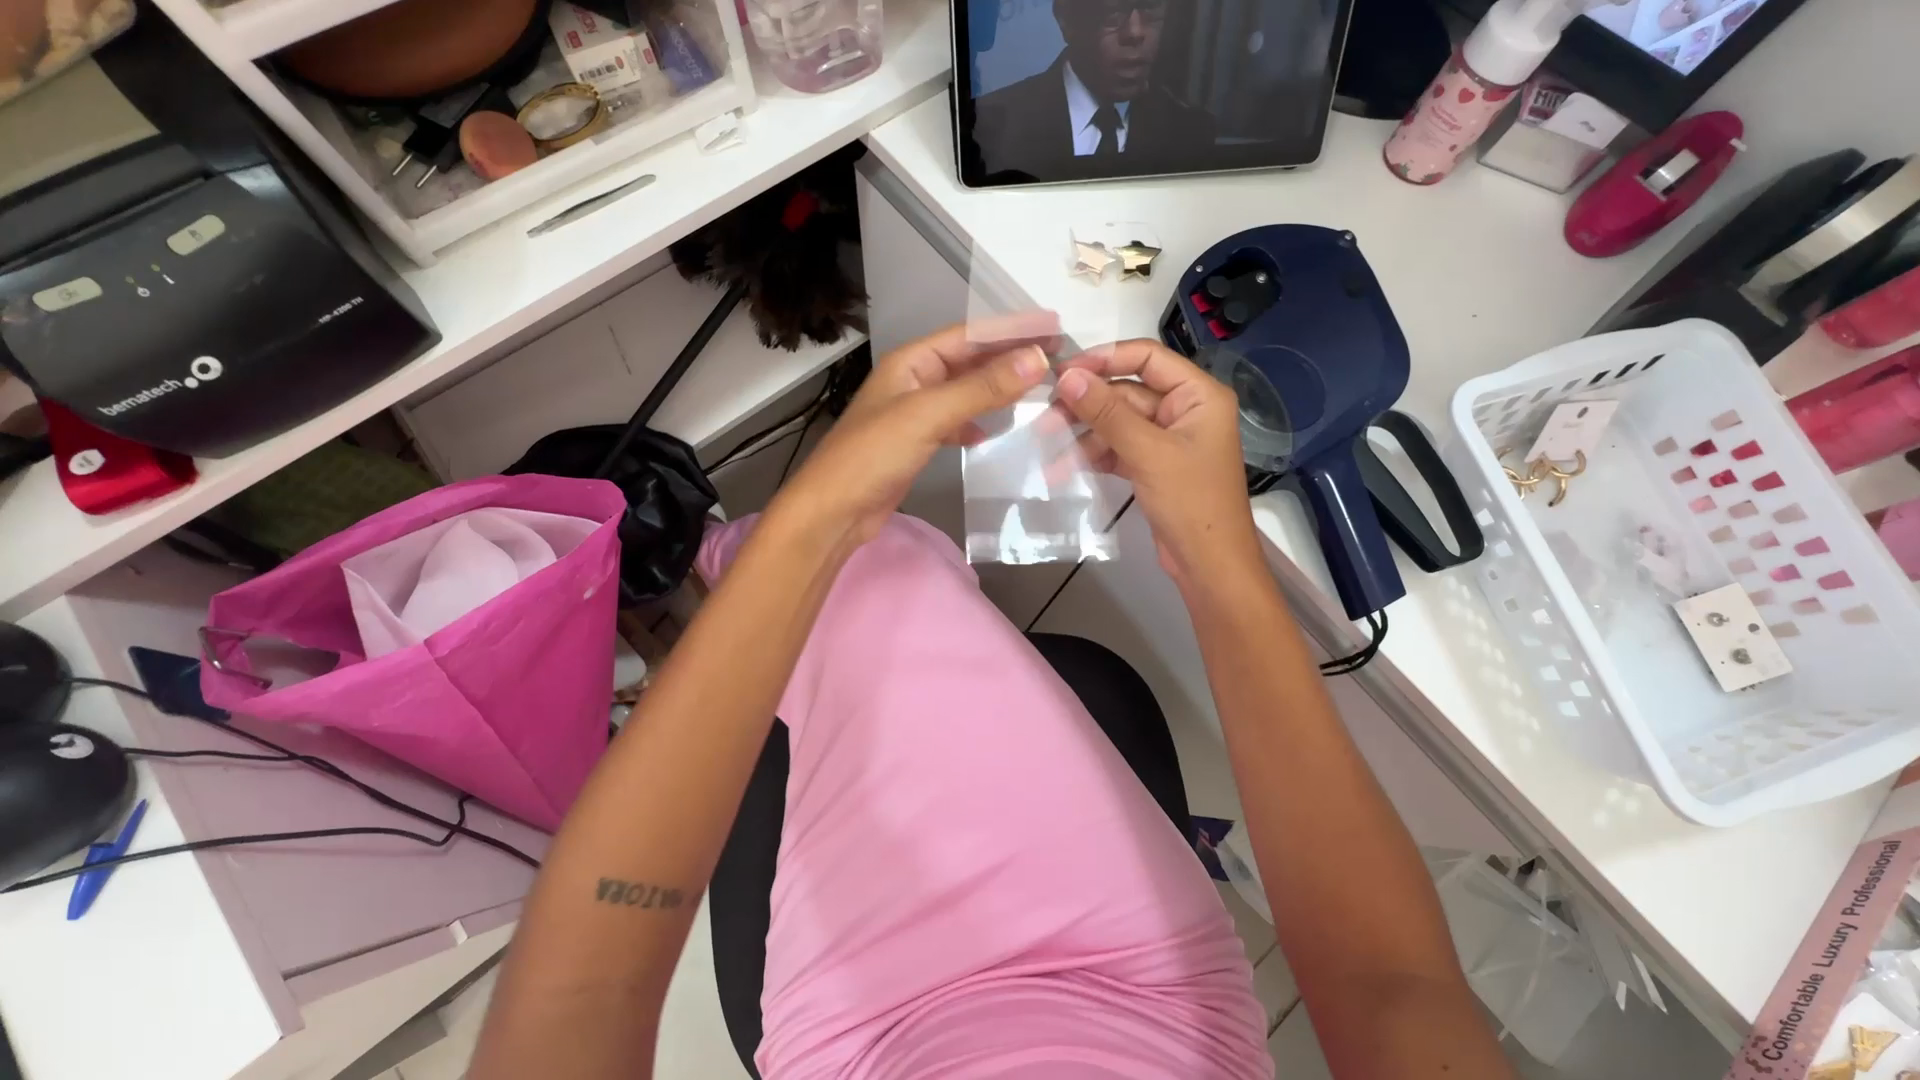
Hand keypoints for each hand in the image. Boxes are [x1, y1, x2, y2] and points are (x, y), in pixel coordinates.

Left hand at [764, 316, 1057, 556]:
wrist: (834, 512)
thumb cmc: (873, 455)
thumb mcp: (929, 415)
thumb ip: (982, 388)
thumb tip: (1037, 359)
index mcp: (911, 362)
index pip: (970, 335)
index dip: (1011, 330)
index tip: (1054, 330)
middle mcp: (913, 380)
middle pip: (969, 361)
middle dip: (1009, 358)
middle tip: (1057, 358)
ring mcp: (914, 413)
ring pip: (965, 392)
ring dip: (997, 390)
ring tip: (1038, 390)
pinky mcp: (916, 444)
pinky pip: (956, 423)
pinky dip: (978, 423)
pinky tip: (996, 433)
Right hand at [1054, 340, 1262, 586]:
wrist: (1209, 564)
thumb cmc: (1190, 502)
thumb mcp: (1147, 452)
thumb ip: (1107, 412)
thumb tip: (1067, 377)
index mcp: (1199, 394)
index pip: (1147, 357)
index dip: (1105, 358)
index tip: (1065, 372)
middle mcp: (1186, 409)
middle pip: (1128, 390)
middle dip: (1088, 402)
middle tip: (1047, 413)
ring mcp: (1169, 439)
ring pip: (1119, 421)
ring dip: (1086, 431)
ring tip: (1048, 442)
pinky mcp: (1154, 465)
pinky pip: (1119, 447)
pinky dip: (1095, 453)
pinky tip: (1064, 464)